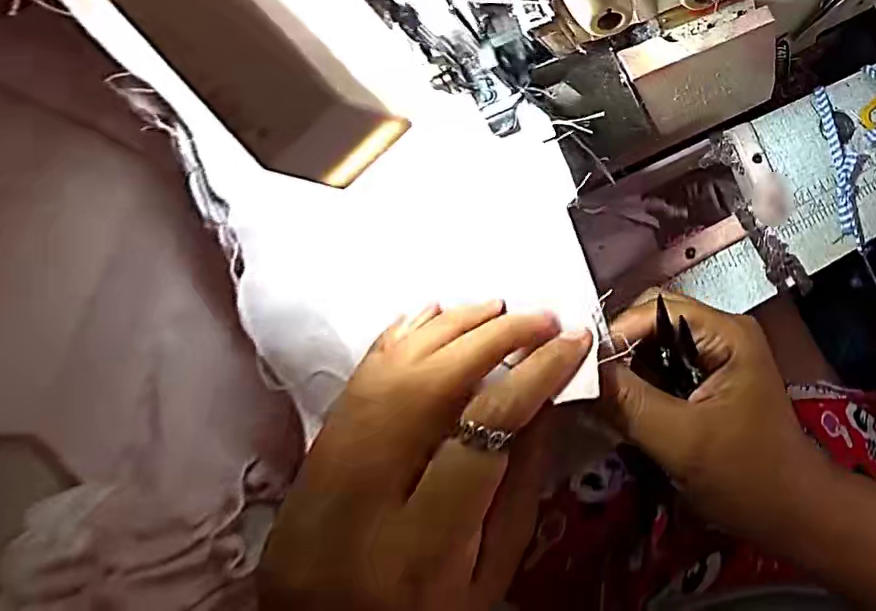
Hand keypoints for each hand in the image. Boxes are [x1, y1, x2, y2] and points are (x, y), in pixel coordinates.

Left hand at [259, 300, 592, 610]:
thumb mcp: (496, 565)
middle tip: (542, 319)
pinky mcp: (302, 472)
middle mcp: (354, 510)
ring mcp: (315, 487)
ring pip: (383, 376)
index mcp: (415, 547)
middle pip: (425, 390)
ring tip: (498, 310)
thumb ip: (523, 475)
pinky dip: (399, 341)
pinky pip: (352, 386)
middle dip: (493, 338)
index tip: (574, 340)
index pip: (480, 430)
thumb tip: (550, 388)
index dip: (533, 373)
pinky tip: (436, 316)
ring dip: (448, 329)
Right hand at [600, 291, 831, 542]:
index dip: (617, 332)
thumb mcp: (682, 440)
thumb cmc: (745, 472)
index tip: (578, 367)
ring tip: (597, 399)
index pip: (658, 308)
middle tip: (584, 385)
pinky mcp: (711, 379)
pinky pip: (667, 368)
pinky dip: (643, 385)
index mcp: (727, 332)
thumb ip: (630, 403)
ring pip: (658, 345)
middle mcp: (723, 332)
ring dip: (629, 370)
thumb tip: (580, 374)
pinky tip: (623, 410)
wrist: (789, 507)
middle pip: (656, 320)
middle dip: (620, 350)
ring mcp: (719, 355)